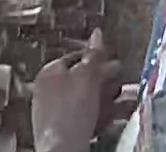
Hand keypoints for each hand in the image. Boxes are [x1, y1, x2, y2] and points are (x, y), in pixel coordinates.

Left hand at [33, 30, 119, 151]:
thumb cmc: (72, 110)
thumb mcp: (88, 75)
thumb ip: (94, 54)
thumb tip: (98, 33)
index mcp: (48, 73)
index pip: (76, 56)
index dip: (96, 57)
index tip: (112, 61)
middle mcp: (47, 92)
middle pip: (81, 78)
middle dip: (103, 79)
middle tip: (118, 79)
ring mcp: (52, 114)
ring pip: (85, 98)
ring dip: (104, 96)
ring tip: (118, 96)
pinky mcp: (61, 132)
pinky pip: (82, 115)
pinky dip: (97, 112)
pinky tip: (110, 114)